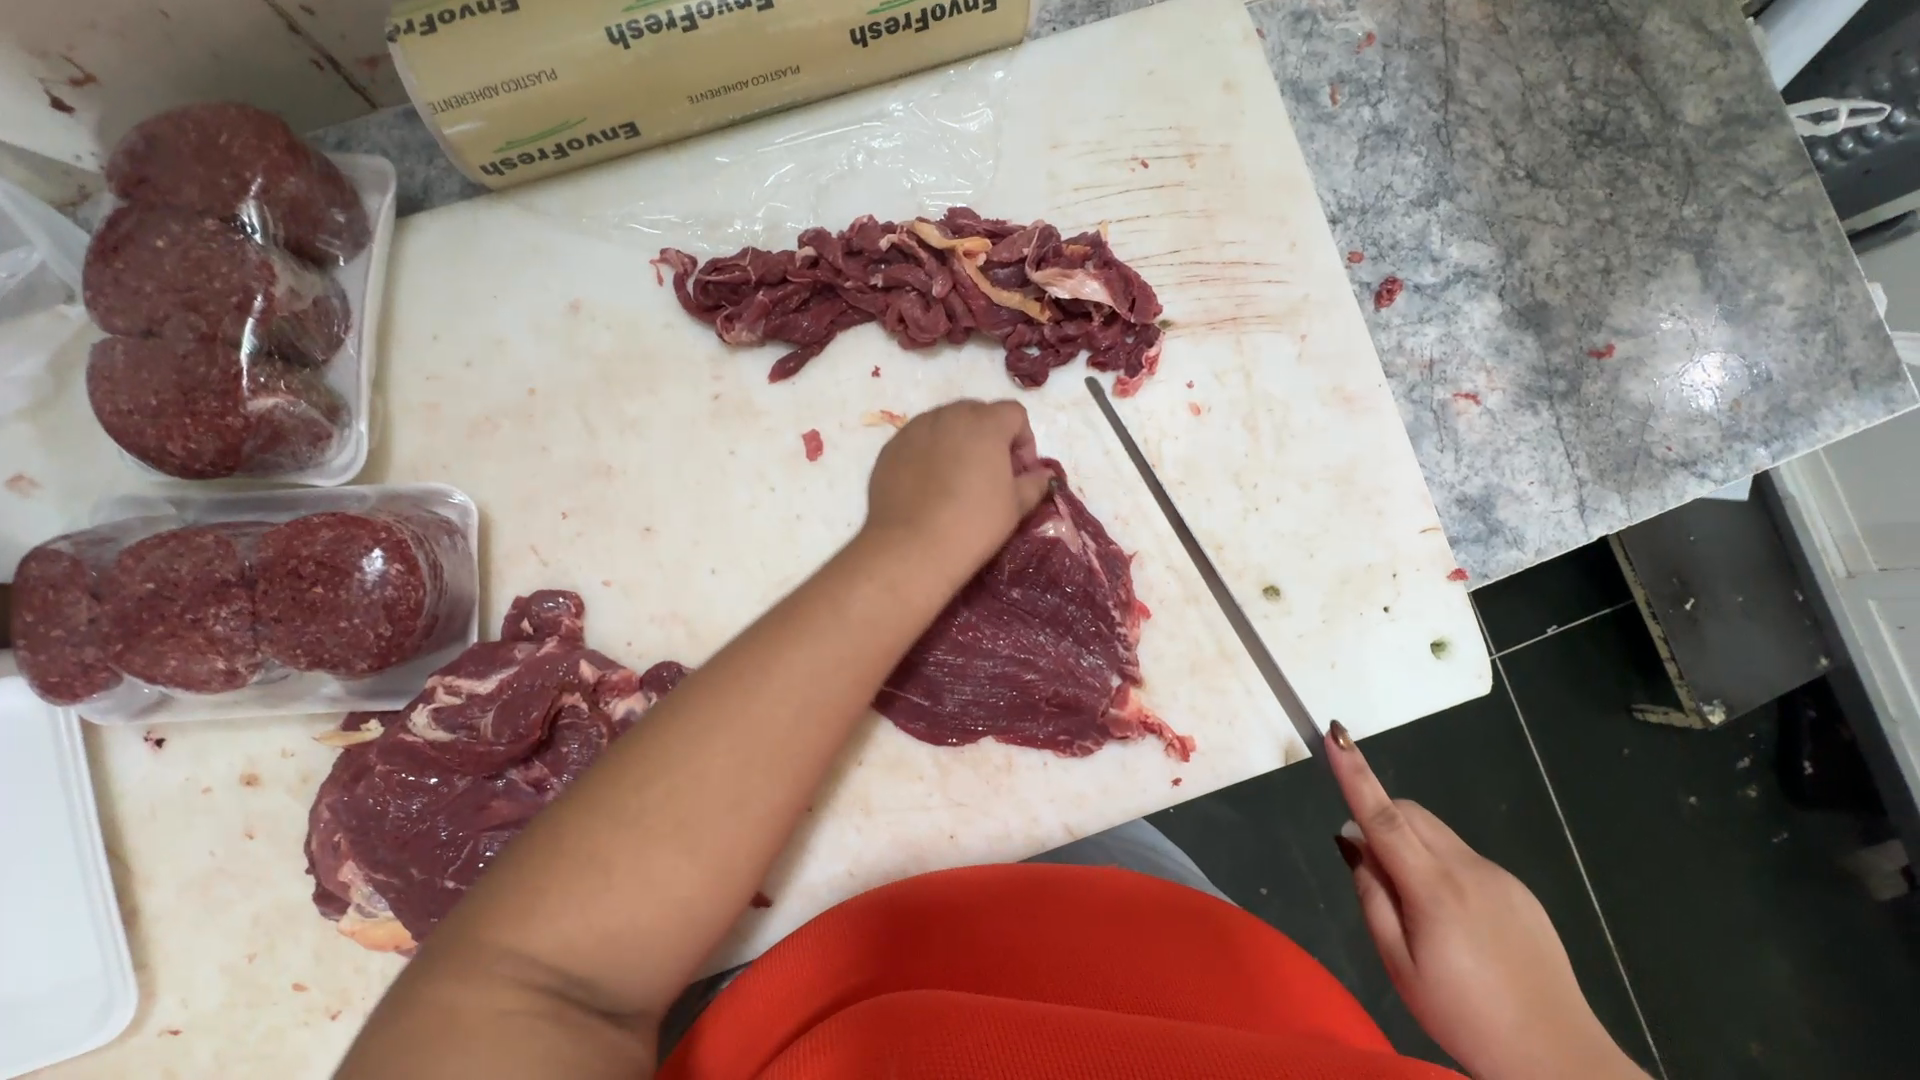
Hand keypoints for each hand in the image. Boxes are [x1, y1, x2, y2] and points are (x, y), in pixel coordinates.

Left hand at [862, 399, 1053, 577]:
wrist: (910, 548)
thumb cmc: (972, 525)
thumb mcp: (1015, 507)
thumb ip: (1034, 483)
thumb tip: (1042, 475)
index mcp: (985, 423)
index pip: (1014, 414)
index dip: (1024, 442)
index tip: (1020, 474)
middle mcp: (948, 415)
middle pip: (978, 414)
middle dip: (991, 438)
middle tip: (991, 475)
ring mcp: (914, 429)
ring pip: (945, 425)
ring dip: (959, 443)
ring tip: (958, 481)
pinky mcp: (890, 448)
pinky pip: (918, 441)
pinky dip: (929, 455)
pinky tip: (929, 488)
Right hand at [1326, 722, 1648, 1079]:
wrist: (1558, 1056)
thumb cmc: (1462, 1015)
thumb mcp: (1398, 964)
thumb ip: (1372, 896)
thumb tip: (1354, 843)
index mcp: (1434, 889)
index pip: (1383, 816)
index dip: (1356, 773)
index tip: (1337, 735)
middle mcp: (1469, 869)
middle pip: (1411, 814)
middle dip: (1381, 819)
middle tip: (1370, 873)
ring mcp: (1500, 878)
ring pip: (1437, 836)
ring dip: (1411, 847)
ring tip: (1416, 912)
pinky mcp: (1520, 892)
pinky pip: (1465, 860)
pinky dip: (1440, 869)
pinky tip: (1454, 926)